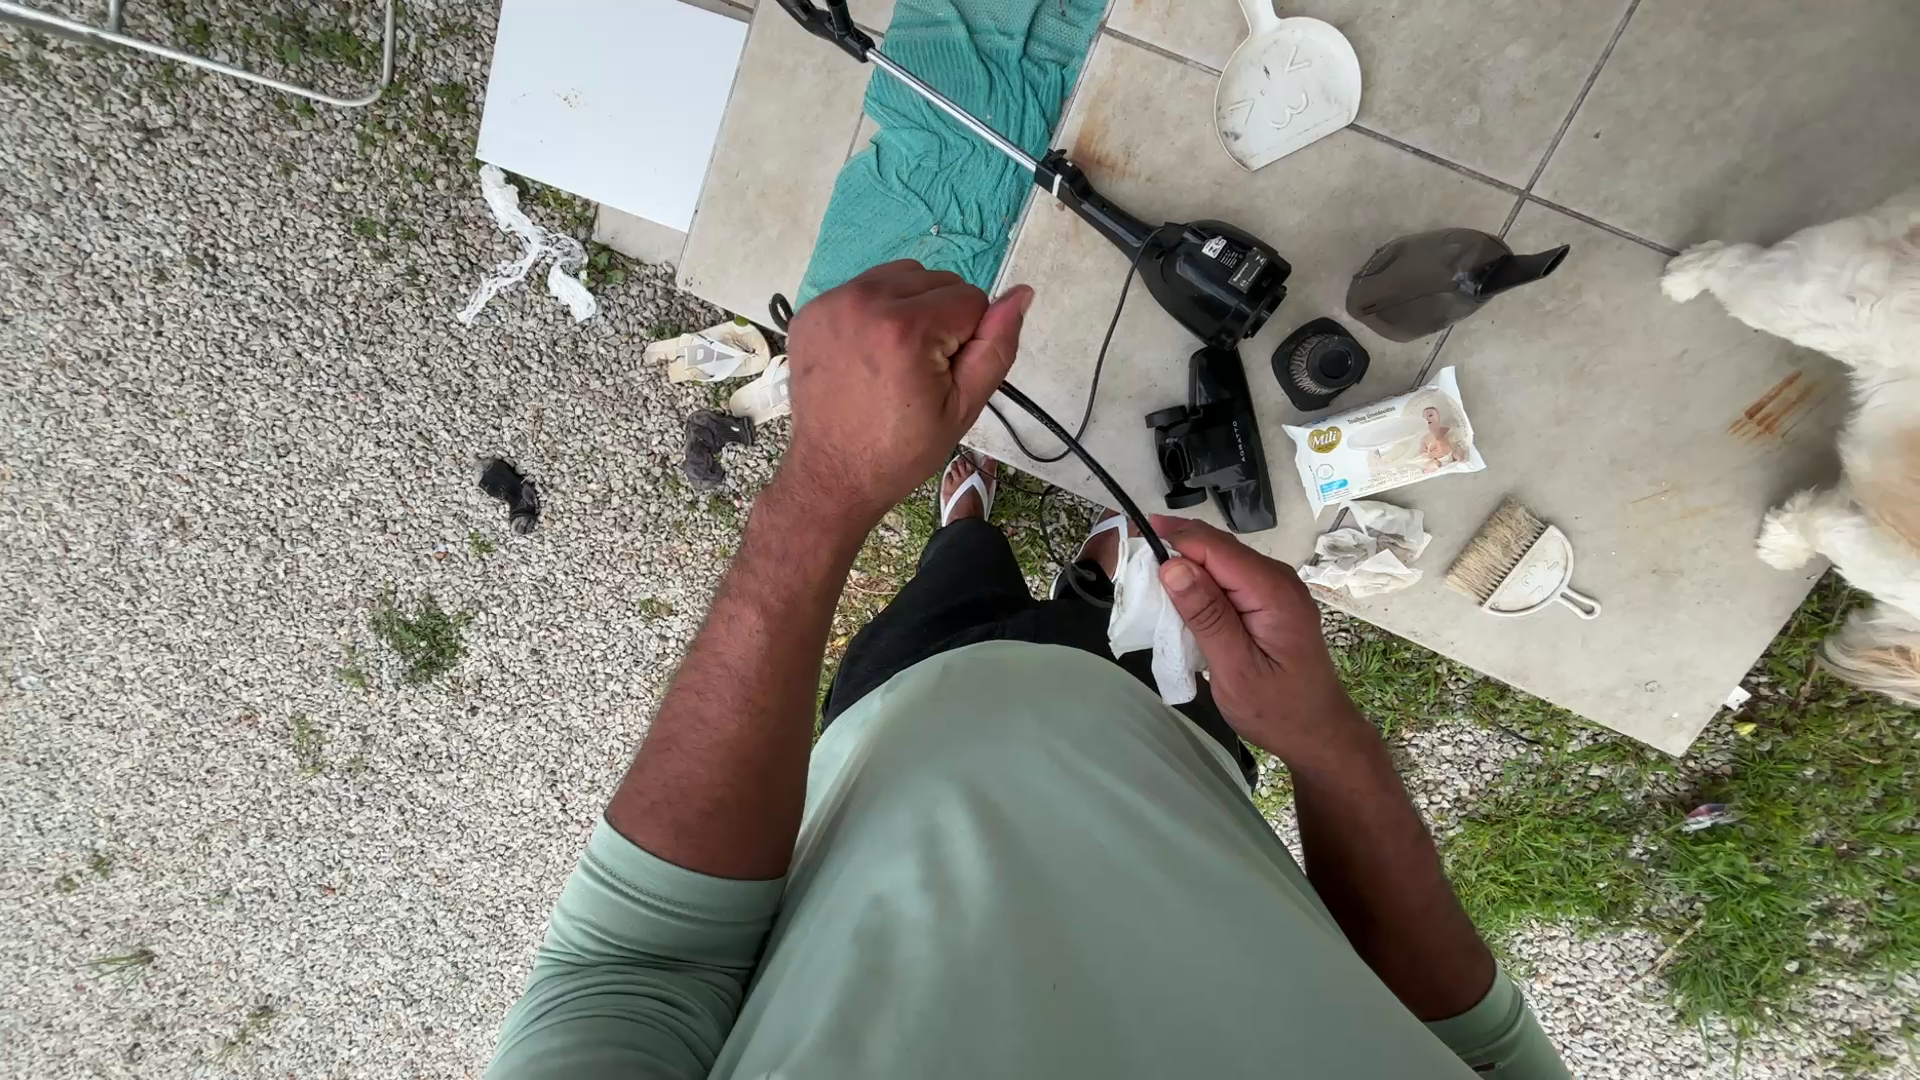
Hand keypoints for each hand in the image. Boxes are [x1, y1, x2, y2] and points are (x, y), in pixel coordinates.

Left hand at [779, 260, 1031, 521]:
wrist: (833, 474)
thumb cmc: (902, 450)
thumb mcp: (963, 407)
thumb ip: (996, 347)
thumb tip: (1021, 293)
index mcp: (907, 328)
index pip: (971, 299)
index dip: (968, 341)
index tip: (942, 377)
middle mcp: (866, 302)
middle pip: (937, 281)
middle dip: (941, 319)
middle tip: (920, 371)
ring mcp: (833, 303)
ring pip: (902, 277)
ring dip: (912, 308)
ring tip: (897, 358)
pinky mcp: (812, 311)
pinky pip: (865, 289)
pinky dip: (877, 312)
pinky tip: (869, 354)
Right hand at [1152, 516, 1370, 765]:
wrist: (1318, 734)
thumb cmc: (1277, 710)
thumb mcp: (1235, 668)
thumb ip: (1207, 615)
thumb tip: (1173, 567)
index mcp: (1273, 592)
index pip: (1215, 548)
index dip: (1174, 538)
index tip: (1135, 538)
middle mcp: (1278, 580)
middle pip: (1218, 546)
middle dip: (1176, 543)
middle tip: (1133, 549)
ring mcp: (1276, 589)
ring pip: (1222, 558)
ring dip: (1186, 560)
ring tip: (1146, 568)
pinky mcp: (1268, 601)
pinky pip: (1229, 575)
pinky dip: (1200, 577)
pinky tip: (1178, 589)